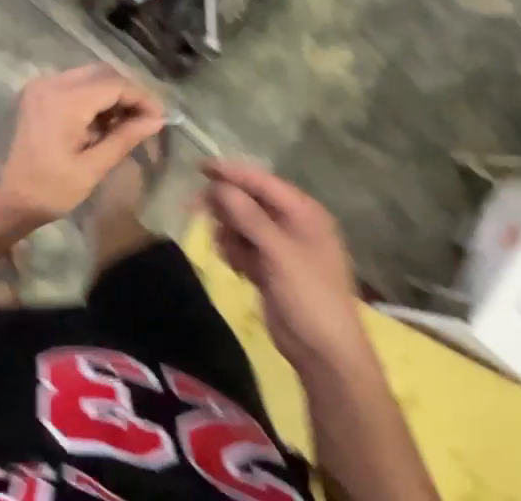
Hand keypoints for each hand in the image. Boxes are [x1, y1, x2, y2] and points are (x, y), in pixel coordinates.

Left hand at [0, 65, 165, 227]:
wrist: (12, 200)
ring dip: (111, 94)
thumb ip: (125, 137)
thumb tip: (158, 119)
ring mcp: (41, 86)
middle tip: (146, 119)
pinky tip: (103, 122)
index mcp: (65, 101)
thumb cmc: (53, 189)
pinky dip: (93, 97)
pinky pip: (74, 84)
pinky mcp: (38, 93)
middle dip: (127, 93)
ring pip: (89, 76)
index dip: (142, 97)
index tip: (160, 117)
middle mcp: (51, 83)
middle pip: (102, 73)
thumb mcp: (93, 167)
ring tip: (127, 123)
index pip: (114, 85)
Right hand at [204, 160, 363, 371]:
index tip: (199, 167)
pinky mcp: (269, 268)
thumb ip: (250, 217)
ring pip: (242, 225)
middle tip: (195, 211)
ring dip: (229, 233)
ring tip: (228, 253)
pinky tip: (236, 267)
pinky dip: (234, 252)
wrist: (325, 353)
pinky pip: (243, 247)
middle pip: (249, 201)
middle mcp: (293, 223)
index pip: (262, 182)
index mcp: (304, 212)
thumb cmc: (310, 296)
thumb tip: (220, 186)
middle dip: (225, 206)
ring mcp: (280, 247)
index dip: (231, 173)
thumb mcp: (280, 253)